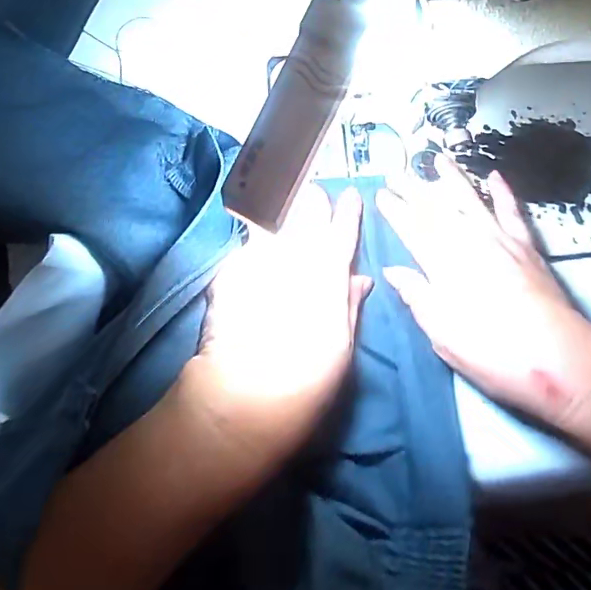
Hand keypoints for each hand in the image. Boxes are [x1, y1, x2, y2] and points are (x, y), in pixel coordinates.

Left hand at [176, 186, 371, 467]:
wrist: (241, 397)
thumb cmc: (305, 380)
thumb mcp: (342, 347)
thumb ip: (349, 304)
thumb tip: (360, 279)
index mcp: (328, 273)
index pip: (342, 230)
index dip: (348, 210)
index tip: (352, 195)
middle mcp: (295, 256)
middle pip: (306, 212)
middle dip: (311, 200)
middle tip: (313, 192)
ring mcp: (259, 258)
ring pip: (275, 219)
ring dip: (283, 211)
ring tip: (285, 205)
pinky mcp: (230, 269)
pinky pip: (249, 247)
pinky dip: (257, 245)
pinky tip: (257, 253)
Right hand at [377, 156, 590, 436]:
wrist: (560, 358)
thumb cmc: (495, 353)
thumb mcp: (443, 335)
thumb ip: (417, 297)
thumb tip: (392, 271)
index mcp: (443, 264)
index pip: (412, 229)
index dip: (395, 210)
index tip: (380, 194)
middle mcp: (469, 242)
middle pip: (435, 208)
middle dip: (413, 189)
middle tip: (396, 172)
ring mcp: (500, 239)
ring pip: (470, 200)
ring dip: (451, 178)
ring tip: (437, 159)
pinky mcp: (526, 245)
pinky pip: (510, 211)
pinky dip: (502, 192)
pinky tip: (494, 176)